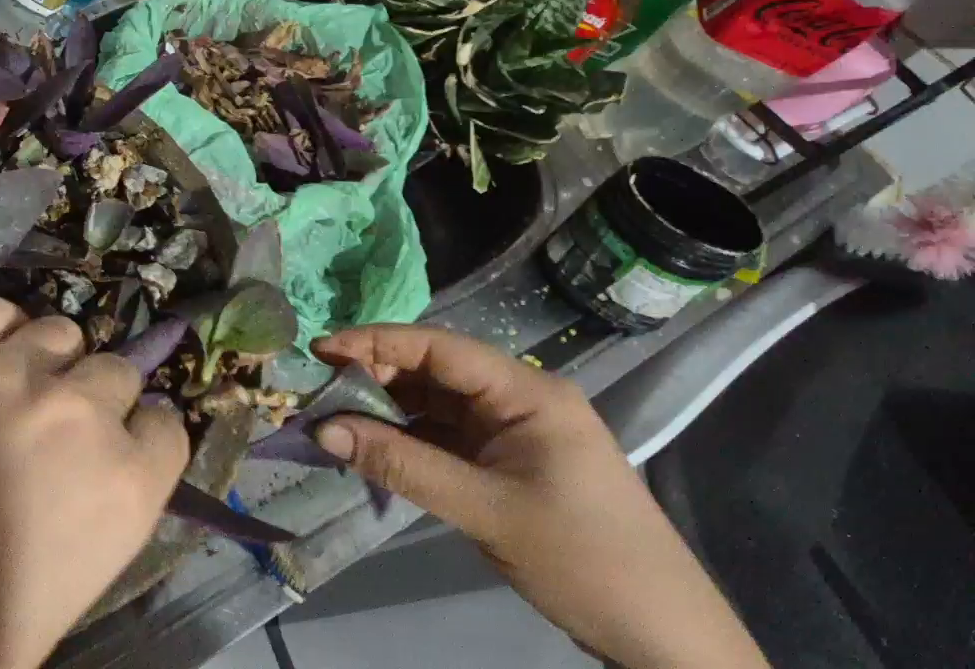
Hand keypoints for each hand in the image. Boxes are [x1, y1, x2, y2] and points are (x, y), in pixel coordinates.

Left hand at [0, 296, 189, 668]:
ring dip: (48, 357)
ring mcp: (16, 370)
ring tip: (15, 384)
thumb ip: (98, 516)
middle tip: (57, 420)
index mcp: (127, 486)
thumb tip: (90, 484)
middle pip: (117, 370)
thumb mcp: (70, 590)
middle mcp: (84, 413)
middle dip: (96, 394)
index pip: (168, 427)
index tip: (122, 436)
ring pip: (60, 332)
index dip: (143, 430)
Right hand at [310, 325, 767, 668]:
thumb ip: (400, 464)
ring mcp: (513, 432)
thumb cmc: (584, 558)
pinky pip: (444, 437)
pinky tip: (370, 450)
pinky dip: (406, 441)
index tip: (319, 349)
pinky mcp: (507, 462)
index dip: (375, 343)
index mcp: (527, 391)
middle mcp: (518, 399)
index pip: (439, 347)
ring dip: (385, 412)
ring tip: (331, 421)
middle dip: (374, 379)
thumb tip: (321, 430)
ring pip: (434, 404)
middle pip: (433, 371)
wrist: (664, 639)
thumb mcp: (484, 508)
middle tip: (317, 394)